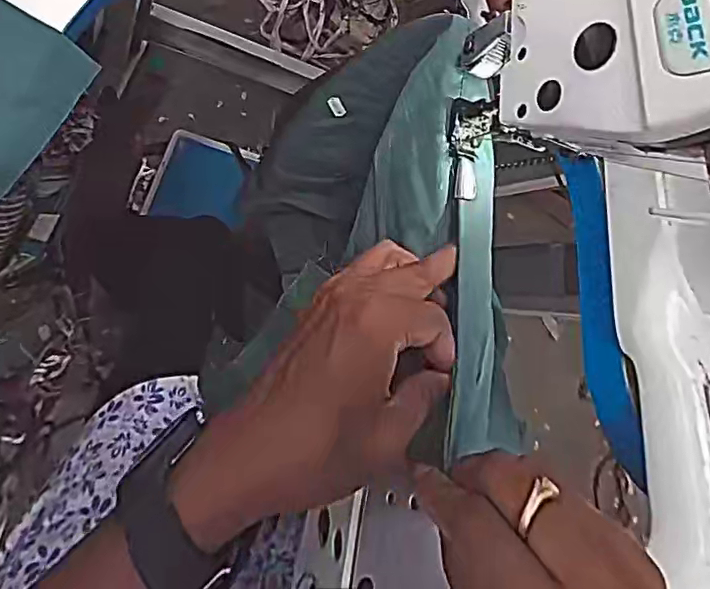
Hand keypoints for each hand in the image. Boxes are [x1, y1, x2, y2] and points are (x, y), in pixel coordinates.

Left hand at [167, 242, 457, 549]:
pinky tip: (389, 298)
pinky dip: (382, 272)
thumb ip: (423, 398)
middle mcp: (355, 296)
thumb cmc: (314, 450)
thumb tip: (435, 378)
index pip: (433, 316)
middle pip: (412, 270)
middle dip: (439, 280)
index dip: (446, 345)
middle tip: (459, 278)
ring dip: (410, 268)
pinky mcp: (316, 304)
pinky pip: (359, 268)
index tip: (440, 373)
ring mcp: (332, 295)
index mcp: (377, 323)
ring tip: (428, 287)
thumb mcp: (386, 438)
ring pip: (384, 257)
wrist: (250, 453)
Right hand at [413, 452, 665, 588]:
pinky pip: (590, 512)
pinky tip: (537, 512)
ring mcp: (632, 576)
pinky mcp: (649, 571)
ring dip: (516, 482)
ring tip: (490, 489)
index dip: (444, 496)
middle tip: (454, 479)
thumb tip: (450, 533)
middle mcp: (593, 585)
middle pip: (521, 488)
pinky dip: (557, 502)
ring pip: (558, 488)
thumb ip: (471, 581)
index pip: (478, 527)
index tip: (428, 483)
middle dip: (479, 475)